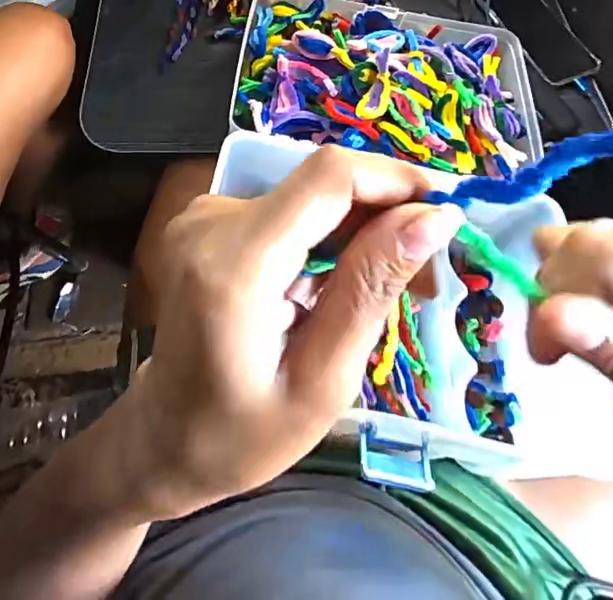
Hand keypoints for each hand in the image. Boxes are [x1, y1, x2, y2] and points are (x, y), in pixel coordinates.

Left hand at [115, 146, 467, 519]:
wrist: (164, 435)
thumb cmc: (242, 432)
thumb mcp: (323, 380)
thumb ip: (371, 287)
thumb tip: (434, 216)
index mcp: (234, 264)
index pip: (327, 177)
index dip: (395, 178)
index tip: (448, 208)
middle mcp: (212, 221)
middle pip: (320, 182)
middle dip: (386, 212)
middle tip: (429, 272)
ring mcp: (204, 215)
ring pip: (309, 194)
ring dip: (360, 226)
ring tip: (395, 285)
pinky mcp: (208, 219)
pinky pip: (287, 207)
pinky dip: (327, 233)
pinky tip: (343, 279)